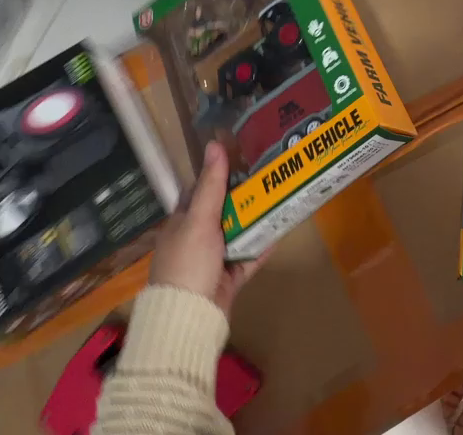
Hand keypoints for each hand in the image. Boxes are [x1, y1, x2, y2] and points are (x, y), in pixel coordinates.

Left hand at [145, 142, 266, 313]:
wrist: (189, 319)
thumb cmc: (188, 263)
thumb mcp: (199, 219)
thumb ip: (212, 185)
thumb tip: (215, 143)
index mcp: (181, 223)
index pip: (198, 191)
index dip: (218, 174)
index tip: (242, 157)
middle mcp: (195, 239)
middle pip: (222, 211)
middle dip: (244, 196)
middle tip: (270, 175)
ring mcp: (212, 260)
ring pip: (238, 233)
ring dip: (256, 220)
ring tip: (280, 198)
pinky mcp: (228, 279)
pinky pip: (249, 258)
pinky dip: (263, 246)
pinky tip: (280, 232)